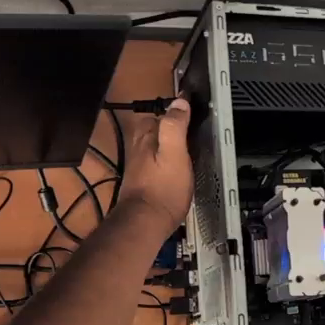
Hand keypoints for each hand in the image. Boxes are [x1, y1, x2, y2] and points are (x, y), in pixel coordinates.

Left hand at [115, 98, 192, 238]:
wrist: (145, 223)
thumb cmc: (163, 188)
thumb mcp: (175, 153)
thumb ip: (175, 126)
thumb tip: (179, 101)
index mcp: (146, 140)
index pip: (155, 116)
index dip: (170, 111)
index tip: (186, 110)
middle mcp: (138, 152)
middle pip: (149, 132)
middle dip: (163, 128)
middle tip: (184, 130)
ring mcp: (138, 169)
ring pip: (150, 149)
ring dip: (162, 146)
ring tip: (181, 149)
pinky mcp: (141, 186)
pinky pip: (152, 167)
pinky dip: (162, 164)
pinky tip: (173, 172)